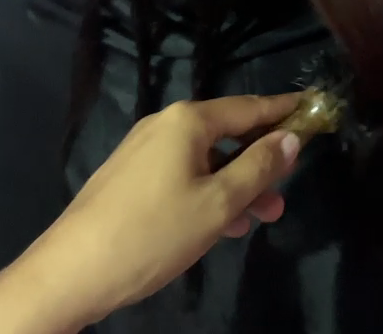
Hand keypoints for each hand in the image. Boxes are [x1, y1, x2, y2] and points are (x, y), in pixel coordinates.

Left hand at [0, 93, 304, 333]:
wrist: (68, 274)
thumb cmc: (151, 234)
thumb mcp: (217, 204)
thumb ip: (259, 167)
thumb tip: (291, 137)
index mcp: (188, 120)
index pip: (250, 107)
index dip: (285, 111)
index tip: (315, 108)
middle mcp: (166, 124)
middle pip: (228, 133)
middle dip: (261, 160)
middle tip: (289, 186)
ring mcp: (144, 150)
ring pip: (205, 158)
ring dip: (236, 182)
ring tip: (262, 216)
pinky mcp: (130, 177)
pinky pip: (183, 173)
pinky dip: (208, 191)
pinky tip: (221, 223)